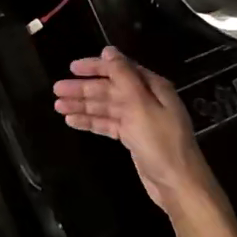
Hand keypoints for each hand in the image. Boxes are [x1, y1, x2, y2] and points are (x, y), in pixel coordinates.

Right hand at [54, 46, 218, 214]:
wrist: (179, 185)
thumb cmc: (161, 142)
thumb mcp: (140, 105)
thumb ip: (123, 76)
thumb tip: (108, 50)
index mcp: (151, 87)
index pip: (119, 69)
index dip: (95, 67)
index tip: (71, 68)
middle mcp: (145, 99)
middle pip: (109, 89)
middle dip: (83, 89)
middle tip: (57, 90)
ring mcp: (138, 119)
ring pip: (105, 107)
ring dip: (83, 105)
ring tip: (58, 106)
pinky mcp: (132, 137)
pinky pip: (107, 124)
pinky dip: (90, 121)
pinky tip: (72, 121)